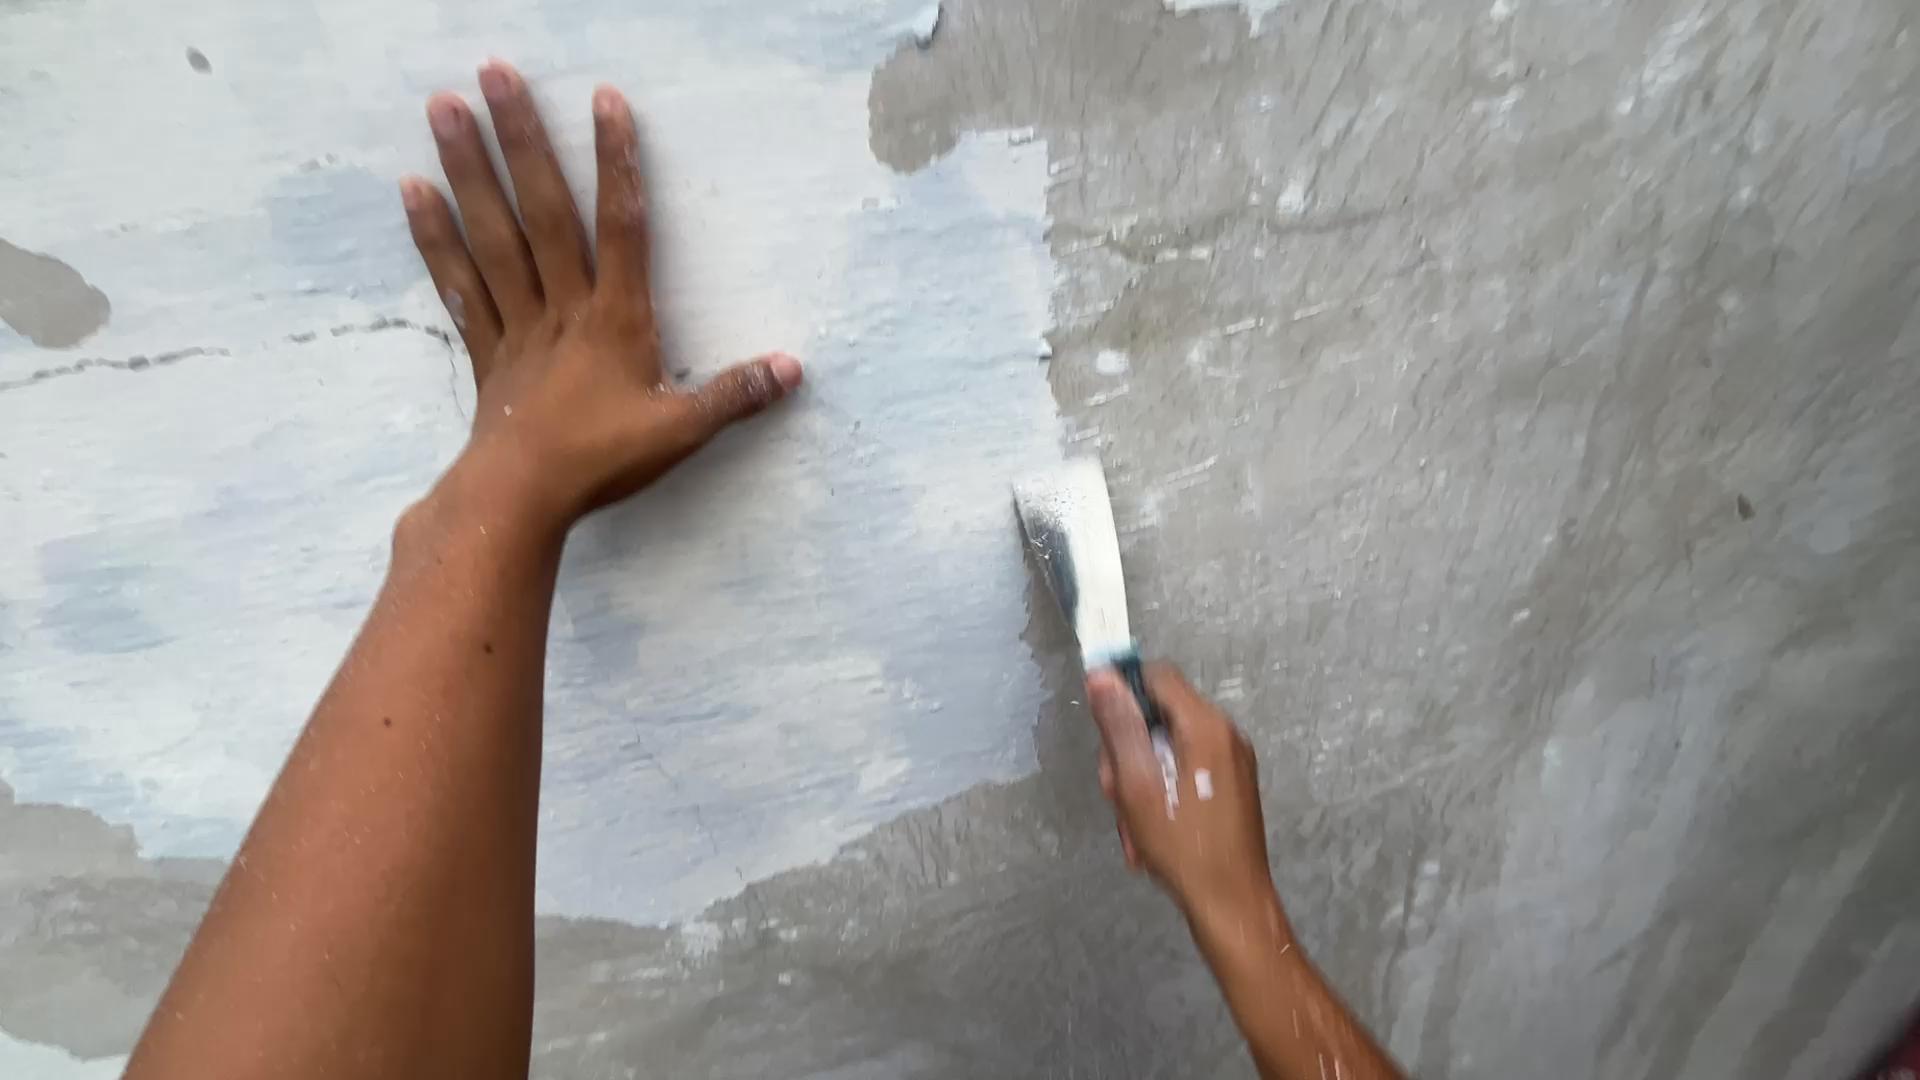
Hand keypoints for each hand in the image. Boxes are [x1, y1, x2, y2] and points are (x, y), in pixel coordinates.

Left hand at [400, 59, 801, 527]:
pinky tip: (414, 193)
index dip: (618, 166)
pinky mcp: (488, 348)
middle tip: (497, 71)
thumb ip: (735, 396)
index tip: (605, 103)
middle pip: (544, 214)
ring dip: (469, 172)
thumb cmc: (604, 459)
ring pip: (493, 237)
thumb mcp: (684, 431)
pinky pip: (460, 284)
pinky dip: (437, 239)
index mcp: (616, 321)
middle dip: (525, 143)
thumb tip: (792, 368)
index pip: (622, 230)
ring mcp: (519, 324)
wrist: (522, 496)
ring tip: (443, 107)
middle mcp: (564, 307)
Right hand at [1087, 664, 1287, 945]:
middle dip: (1128, 749)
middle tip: (1117, 791)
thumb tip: (1101, 673)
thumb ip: (1119, 724)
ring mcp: (1233, 759)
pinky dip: (1162, 789)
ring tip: (1133, 822)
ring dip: (1141, 777)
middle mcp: (1225, 732)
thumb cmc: (1180, 843)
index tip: (1104, 730)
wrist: (1232, 906)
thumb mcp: (1137, 782)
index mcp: (1205, 724)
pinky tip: (1151, 828)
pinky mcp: (1233, 784)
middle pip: (1160, 714)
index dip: (1123, 692)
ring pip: (1168, 745)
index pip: (1157, 675)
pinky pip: (1185, 767)